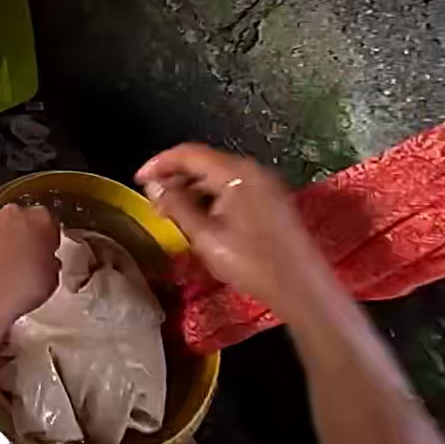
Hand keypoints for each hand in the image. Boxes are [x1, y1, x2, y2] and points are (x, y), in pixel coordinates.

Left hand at [0, 203, 60, 318]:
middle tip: (25, 257)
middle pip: (24, 218)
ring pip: (1, 223)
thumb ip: (51, 261)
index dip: (48, 237)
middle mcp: (16, 213)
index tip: (46, 249)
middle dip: (25, 233)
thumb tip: (47, 262)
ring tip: (3, 262)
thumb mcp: (52, 278)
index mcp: (42, 219)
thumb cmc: (24, 287)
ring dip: (3, 236)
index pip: (49, 221)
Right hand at [135, 143, 336, 313]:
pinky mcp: (272, 199)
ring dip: (192, 187)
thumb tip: (154, 186)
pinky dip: (211, 195)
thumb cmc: (253, 264)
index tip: (139, 179)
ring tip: (171, 209)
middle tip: (153, 196)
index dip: (160, 162)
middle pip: (204, 161)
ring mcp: (265, 183)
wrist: (304, 290)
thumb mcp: (206, 237)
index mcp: (235, 173)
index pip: (189, 153)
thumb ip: (177, 206)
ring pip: (219, 175)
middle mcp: (252, 170)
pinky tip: (200, 217)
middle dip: (175, 176)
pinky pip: (233, 186)